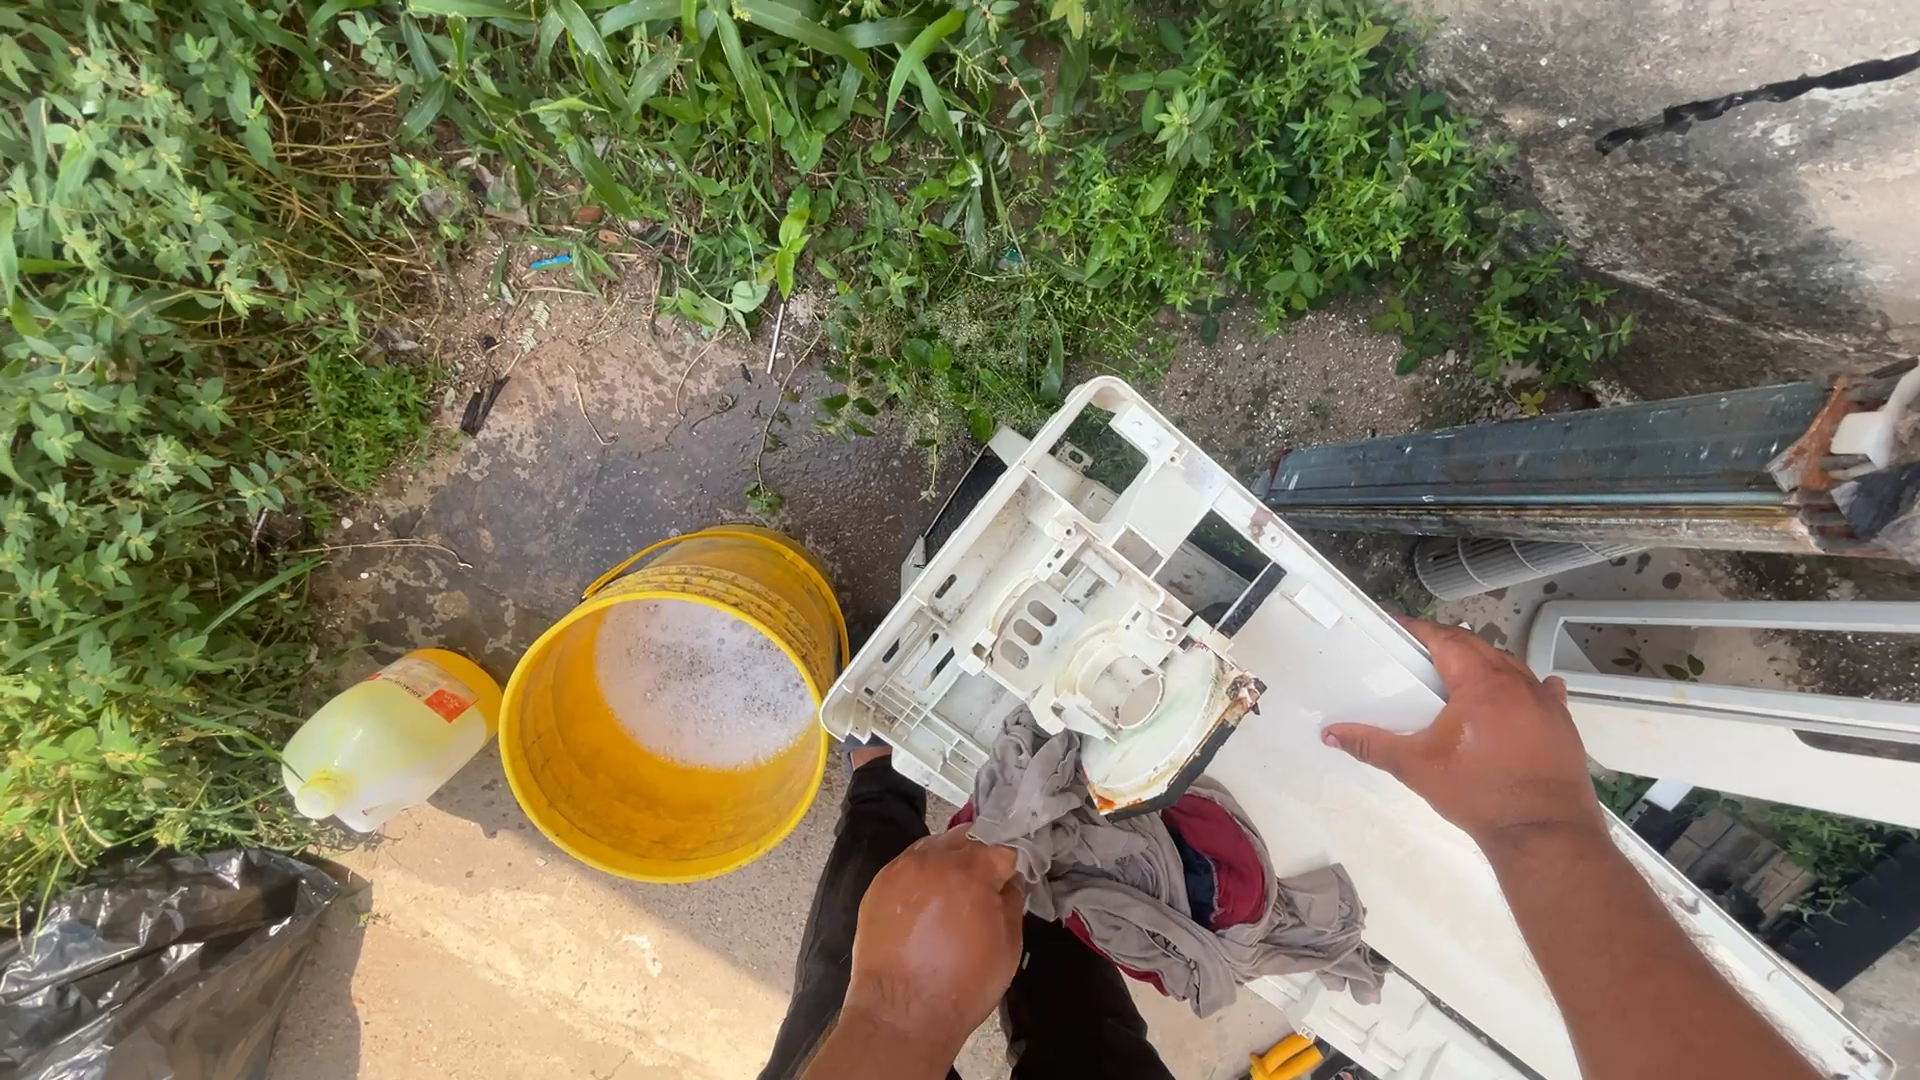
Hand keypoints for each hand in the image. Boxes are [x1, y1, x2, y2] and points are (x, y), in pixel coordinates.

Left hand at [841, 826, 1023, 1064]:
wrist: (901, 1014)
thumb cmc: (964, 985)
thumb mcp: (1008, 948)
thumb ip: (1013, 903)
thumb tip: (1010, 881)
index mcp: (973, 870)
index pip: (1001, 848)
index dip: (1010, 864)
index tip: (1009, 880)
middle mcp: (937, 858)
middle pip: (967, 838)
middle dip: (980, 854)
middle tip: (982, 882)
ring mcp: (904, 867)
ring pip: (935, 845)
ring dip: (949, 858)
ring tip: (952, 888)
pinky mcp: (880, 882)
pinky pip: (909, 863)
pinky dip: (922, 873)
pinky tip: (926, 898)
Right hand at [1322, 617, 1603, 847]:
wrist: (1544, 835)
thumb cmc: (1480, 795)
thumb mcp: (1414, 767)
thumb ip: (1371, 744)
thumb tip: (1333, 734)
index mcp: (1481, 686)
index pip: (1446, 640)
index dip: (1419, 629)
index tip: (1398, 627)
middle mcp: (1517, 686)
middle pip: (1478, 646)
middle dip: (1447, 642)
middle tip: (1418, 649)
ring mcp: (1545, 704)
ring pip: (1510, 665)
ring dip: (1483, 660)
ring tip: (1458, 670)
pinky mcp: (1563, 726)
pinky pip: (1544, 691)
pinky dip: (1527, 685)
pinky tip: (1523, 690)